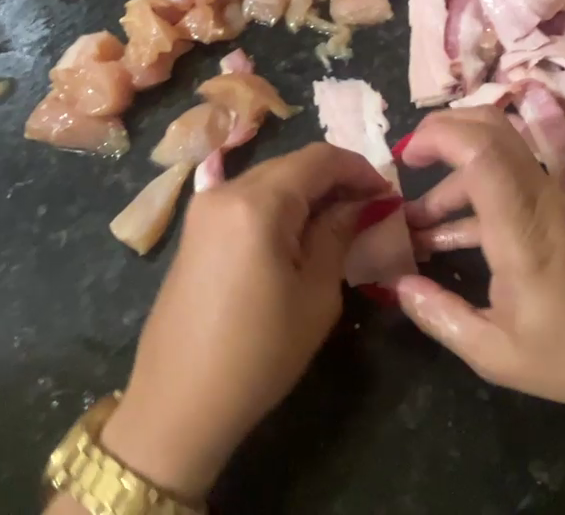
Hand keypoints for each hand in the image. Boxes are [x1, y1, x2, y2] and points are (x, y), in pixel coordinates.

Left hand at [100, 143, 390, 499]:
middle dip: (335, 179)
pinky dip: (280, 206)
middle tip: (369, 208)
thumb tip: (359, 203)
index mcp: (258, 202)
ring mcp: (204, 209)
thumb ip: (338, 233)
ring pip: (270, 179)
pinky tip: (299, 233)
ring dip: (308, 191)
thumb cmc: (258, 353)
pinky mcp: (194, 231)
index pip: (320, 159)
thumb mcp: (315, 294)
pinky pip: (247, 200)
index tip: (387, 195)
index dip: (359, 169)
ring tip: (339, 221)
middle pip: (292, 164)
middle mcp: (226, 191)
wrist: (178, 405)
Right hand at [393, 108, 564, 420]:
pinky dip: (476, 193)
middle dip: (443, 131)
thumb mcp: (499, 355)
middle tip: (407, 162)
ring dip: (455, 172)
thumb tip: (398, 285)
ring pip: (503, 151)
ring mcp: (557, 200)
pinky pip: (513, 181)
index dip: (439, 136)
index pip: (482, 150)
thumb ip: (442, 317)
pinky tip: (447, 237)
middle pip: (493, 128)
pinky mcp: (564, 211)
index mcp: (522, 229)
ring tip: (416, 221)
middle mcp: (540, 198)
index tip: (404, 158)